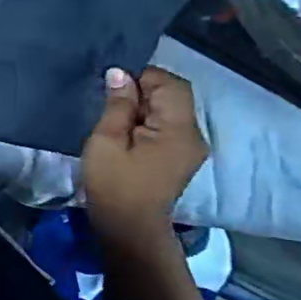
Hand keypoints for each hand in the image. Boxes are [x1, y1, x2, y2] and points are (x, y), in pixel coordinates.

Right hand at [80, 66, 207, 249]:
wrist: (129, 225)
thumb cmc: (114, 182)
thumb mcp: (106, 140)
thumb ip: (117, 105)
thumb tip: (119, 74)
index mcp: (178, 129)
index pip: (171, 85)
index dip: (144, 76)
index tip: (113, 82)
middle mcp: (194, 134)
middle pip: (175, 95)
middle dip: (144, 88)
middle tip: (110, 97)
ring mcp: (190, 146)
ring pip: (172, 109)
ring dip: (145, 104)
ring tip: (115, 113)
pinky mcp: (181, 155)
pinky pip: (169, 124)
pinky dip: (149, 118)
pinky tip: (127, 128)